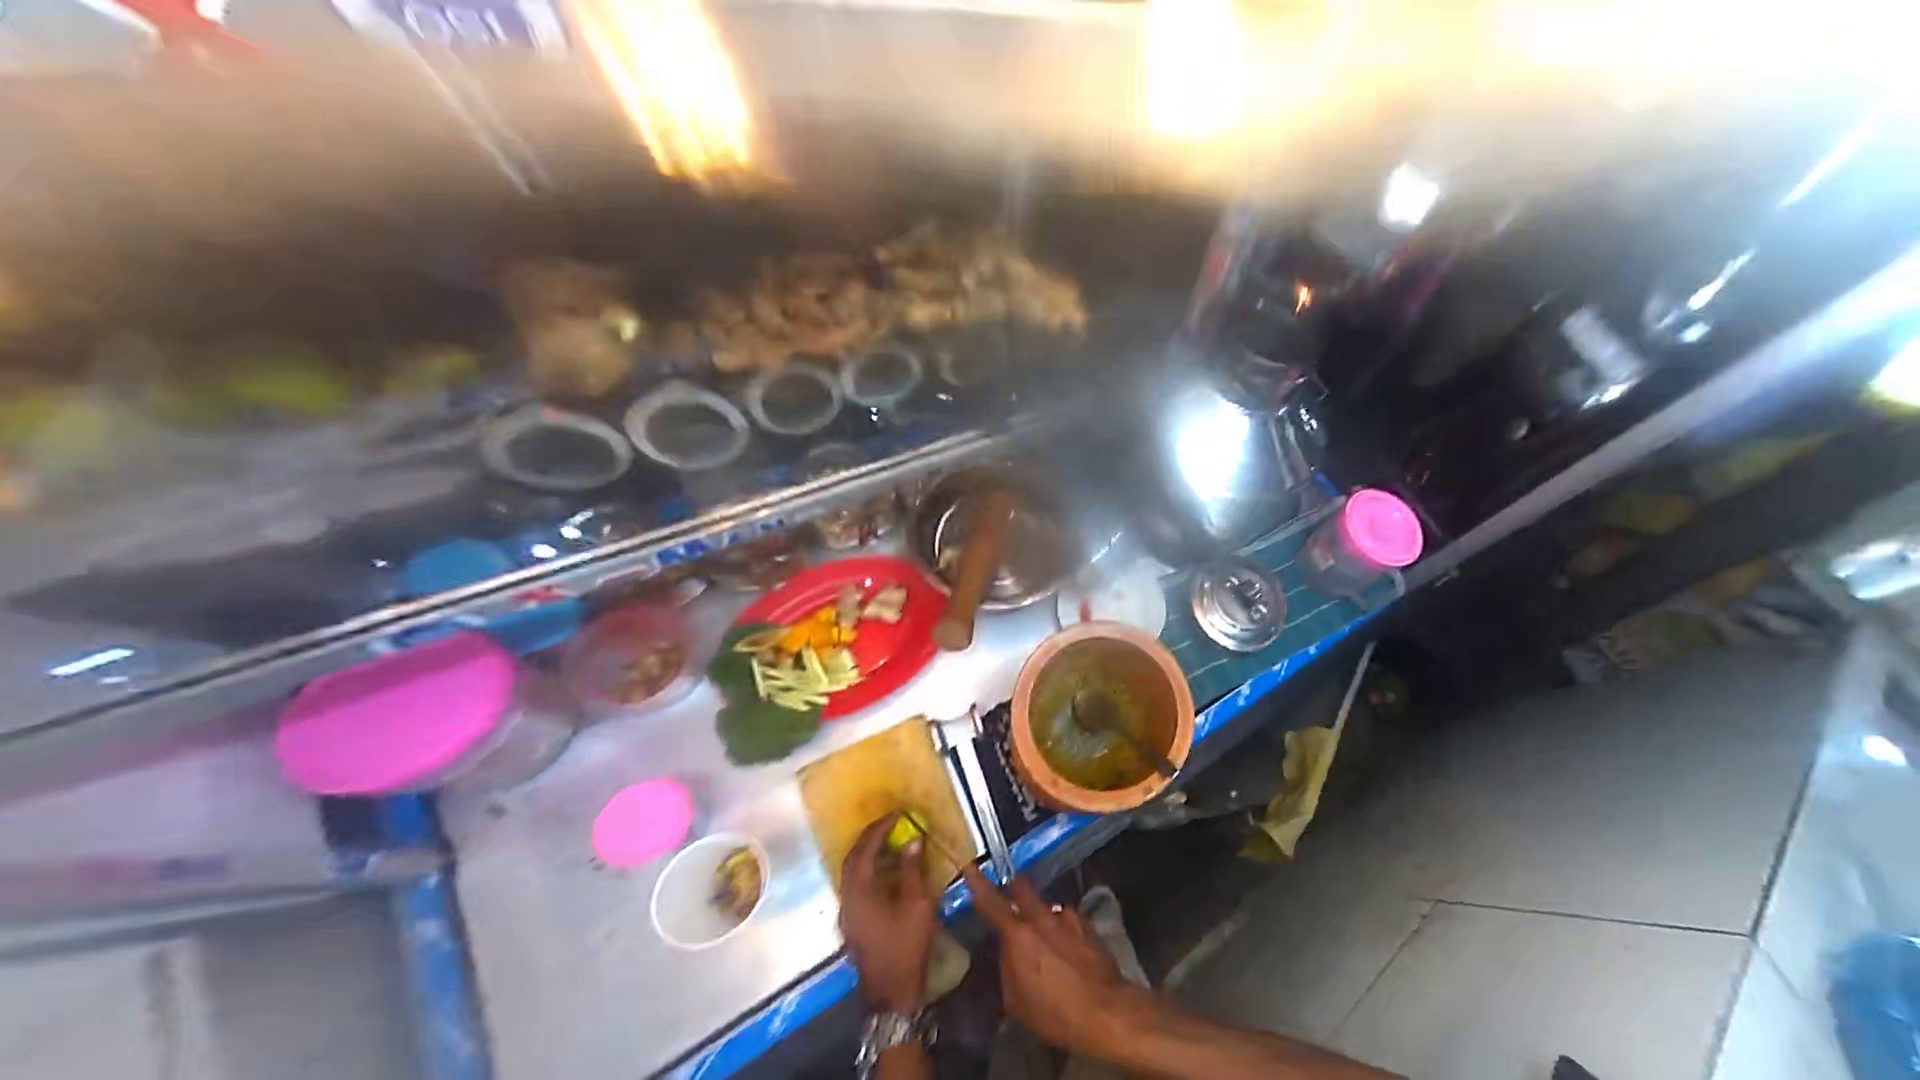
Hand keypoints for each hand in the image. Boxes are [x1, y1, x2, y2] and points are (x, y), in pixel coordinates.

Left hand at [840, 812, 936, 1012]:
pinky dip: (870, 872)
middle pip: (853, 858)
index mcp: (859, 891)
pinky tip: (888, 873)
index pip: (866, 849)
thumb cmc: (906, 947)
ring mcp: (847, 913)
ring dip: (869, 855)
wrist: (891, 995)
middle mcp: (846, 898)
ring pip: (852, 873)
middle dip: (870, 838)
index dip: (880, 829)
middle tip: (890, 824)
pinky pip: (856, 886)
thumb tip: (911, 840)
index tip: (896, 814)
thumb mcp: (917, 905)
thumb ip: (911, 870)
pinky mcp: (852, 923)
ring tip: (893, 845)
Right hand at [961, 863, 1151, 1056]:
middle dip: (1014, 887)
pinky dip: (1064, 930)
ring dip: (1043, 916)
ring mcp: (1067, 918)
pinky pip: (1068, 920)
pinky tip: (1069, 948)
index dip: (977, 883)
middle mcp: (1041, 918)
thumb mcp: (1016, 1001)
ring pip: (1048, 907)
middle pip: (1023, 887)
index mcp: (1017, 935)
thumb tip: (1006, 953)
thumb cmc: (1055, 1013)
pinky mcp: (1088, 926)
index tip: (970, 866)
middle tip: (1010, 893)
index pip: (991, 902)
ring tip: (1046, 937)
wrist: (1106, 1011)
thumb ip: (1006, 968)